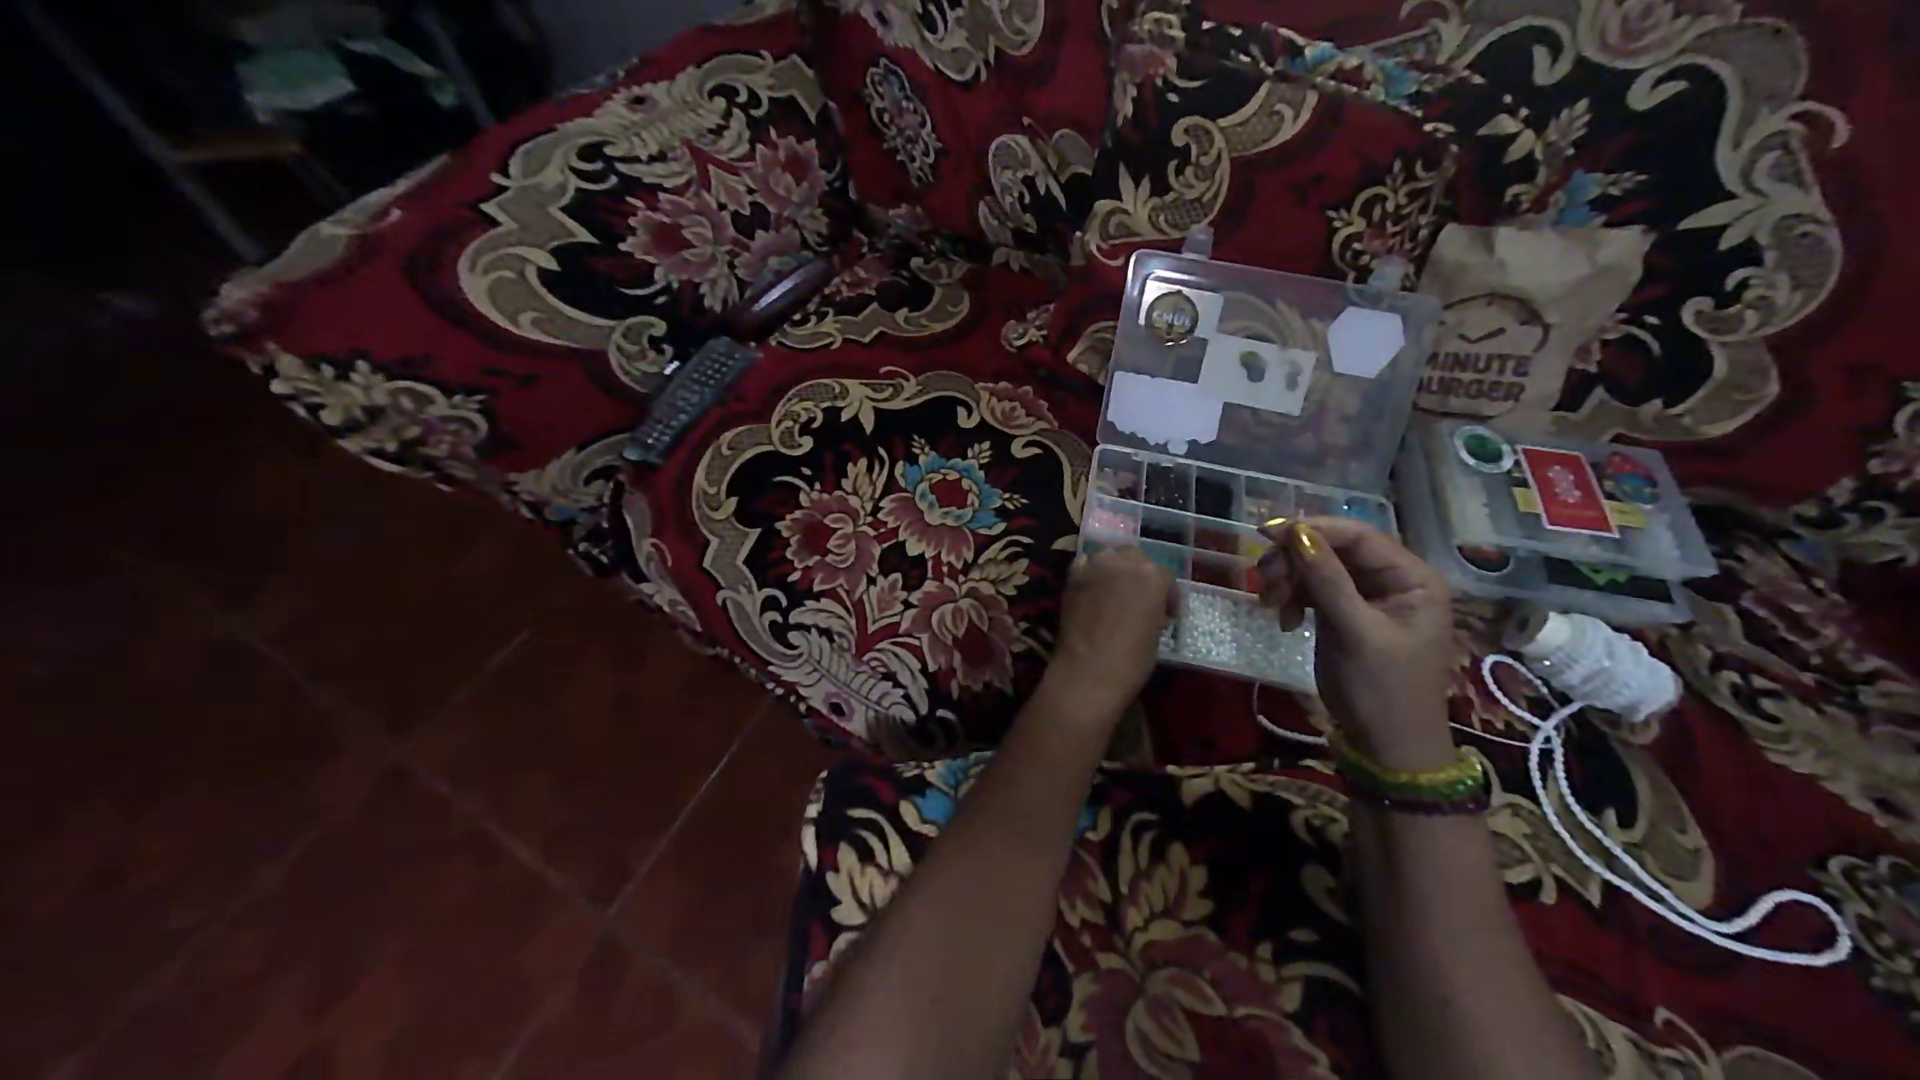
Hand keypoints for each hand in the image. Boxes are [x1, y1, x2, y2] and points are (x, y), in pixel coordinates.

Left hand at [1045, 548, 1174, 723]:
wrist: (1087, 672)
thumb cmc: (1131, 660)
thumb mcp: (1156, 634)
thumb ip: (1155, 611)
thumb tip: (1152, 609)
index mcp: (1153, 576)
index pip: (1165, 577)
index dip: (1167, 596)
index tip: (1166, 613)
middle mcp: (1125, 562)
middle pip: (1136, 559)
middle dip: (1140, 575)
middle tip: (1139, 597)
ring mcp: (1095, 567)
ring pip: (1109, 556)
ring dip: (1114, 569)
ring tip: (1114, 590)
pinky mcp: (1072, 578)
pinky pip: (1084, 565)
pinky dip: (1090, 572)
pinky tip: (1092, 589)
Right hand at [1258, 517, 1456, 769]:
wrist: (1387, 748)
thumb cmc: (1383, 691)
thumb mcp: (1355, 633)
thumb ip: (1327, 580)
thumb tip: (1296, 532)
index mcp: (1412, 579)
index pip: (1358, 536)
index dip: (1312, 529)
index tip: (1265, 533)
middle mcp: (1392, 581)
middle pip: (1333, 549)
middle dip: (1295, 560)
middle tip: (1264, 581)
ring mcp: (1367, 599)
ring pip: (1317, 569)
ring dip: (1288, 580)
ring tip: (1270, 604)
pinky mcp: (1344, 616)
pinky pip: (1312, 591)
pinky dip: (1292, 599)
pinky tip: (1284, 621)